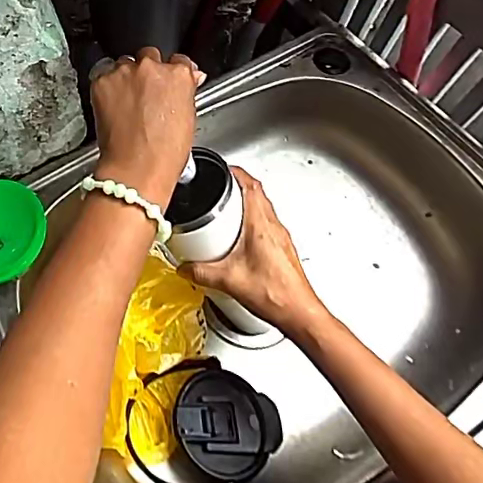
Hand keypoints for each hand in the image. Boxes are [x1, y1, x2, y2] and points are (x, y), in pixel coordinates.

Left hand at [90, 47, 202, 198]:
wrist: (136, 167)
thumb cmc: (164, 152)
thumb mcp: (188, 118)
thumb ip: (186, 90)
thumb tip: (188, 79)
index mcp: (178, 75)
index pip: (179, 61)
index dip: (172, 73)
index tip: (168, 82)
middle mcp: (151, 68)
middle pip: (149, 57)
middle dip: (148, 72)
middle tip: (145, 95)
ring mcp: (125, 73)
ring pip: (125, 64)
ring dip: (126, 78)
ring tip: (127, 103)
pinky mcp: (102, 82)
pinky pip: (104, 76)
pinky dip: (108, 88)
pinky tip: (114, 107)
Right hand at [182, 168, 329, 335]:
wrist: (298, 313)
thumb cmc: (275, 295)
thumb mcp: (228, 281)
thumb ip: (200, 272)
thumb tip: (184, 267)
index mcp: (261, 225)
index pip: (251, 186)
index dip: (236, 173)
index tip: (224, 169)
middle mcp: (274, 227)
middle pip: (257, 194)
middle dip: (238, 186)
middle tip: (222, 188)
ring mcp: (281, 238)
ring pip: (264, 209)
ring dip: (246, 204)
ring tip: (227, 211)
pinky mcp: (283, 249)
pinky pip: (266, 225)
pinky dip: (252, 222)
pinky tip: (240, 240)